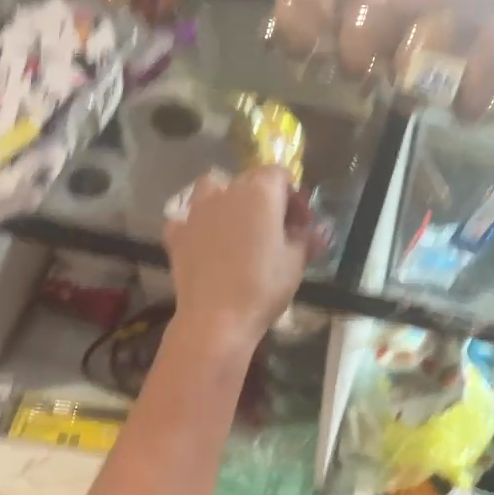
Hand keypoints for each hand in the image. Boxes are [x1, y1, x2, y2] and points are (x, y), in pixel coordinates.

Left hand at [162, 167, 314, 347]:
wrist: (216, 319)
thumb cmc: (263, 288)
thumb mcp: (295, 264)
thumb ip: (304, 240)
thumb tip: (315, 233)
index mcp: (260, 192)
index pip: (281, 175)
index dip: (294, 197)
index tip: (302, 224)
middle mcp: (226, 191)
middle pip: (249, 182)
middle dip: (266, 201)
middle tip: (276, 231)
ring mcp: (197, 210)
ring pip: (213, 190)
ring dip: (227, 201)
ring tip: (236, 228)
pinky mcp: (177, 233)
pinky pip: (188, 219)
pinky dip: (198, 226)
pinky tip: (205, 244)